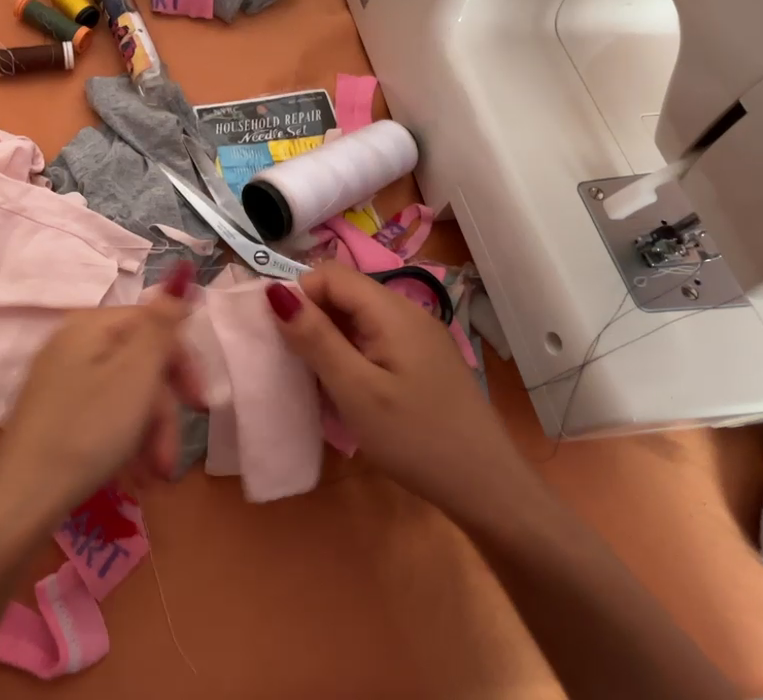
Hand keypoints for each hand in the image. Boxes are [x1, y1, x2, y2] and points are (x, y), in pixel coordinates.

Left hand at [0, 263, 200, 528]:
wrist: (23, 497)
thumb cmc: (86, 432)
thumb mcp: (135, 376)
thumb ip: (160, 326)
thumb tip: (178, 278)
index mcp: (90, 326)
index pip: (154, 324)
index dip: (183, 364)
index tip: (200, 406)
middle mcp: (72, 343)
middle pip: (141, 364)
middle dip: (163, 413)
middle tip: (169, 458)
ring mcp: (60, 378)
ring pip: (126, 395)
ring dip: (148, 435)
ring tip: (152, 476)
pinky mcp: (55, 412)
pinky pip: (104, 415)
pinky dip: (124, 442)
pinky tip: (131, 474)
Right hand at [267, 262, 519, 516]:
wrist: (488, 488)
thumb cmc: (416, 439)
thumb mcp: (356, 390)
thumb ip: (315, 338)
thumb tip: (274, 291)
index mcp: (392, 311)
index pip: (329, 274)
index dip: (298, 296)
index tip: (281, 338)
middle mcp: (408, 313)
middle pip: (344, 293)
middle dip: (311, 319)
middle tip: (297, 365)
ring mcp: (419, 338)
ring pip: (357, 318)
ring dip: (329, 340)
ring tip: (319, 381)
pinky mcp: (423, 361)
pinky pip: (374, 340)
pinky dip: (351, 355)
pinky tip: (349, 391)